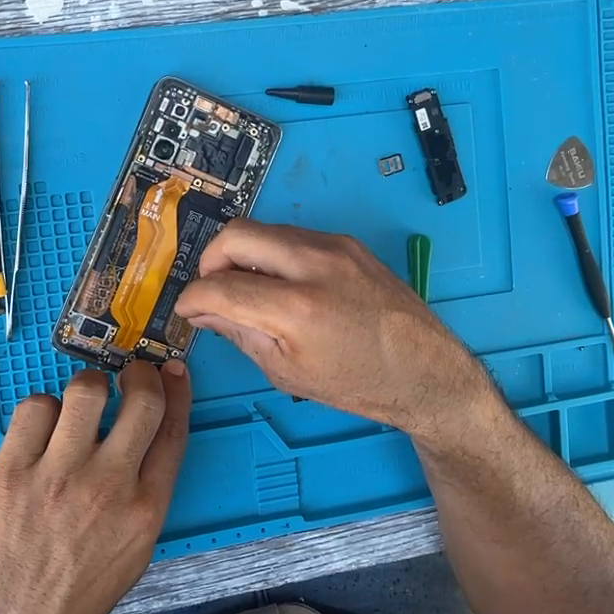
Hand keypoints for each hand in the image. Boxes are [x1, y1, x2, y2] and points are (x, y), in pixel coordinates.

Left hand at [0, 361, 192, 613]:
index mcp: (145, 508)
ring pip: (85, 390)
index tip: (171, 370)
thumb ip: (149, 487)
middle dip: (138, 375)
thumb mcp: (137, 546)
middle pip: (141, 400)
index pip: (173, 429)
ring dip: (88, 388)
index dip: (177, 390)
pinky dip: (42, 410)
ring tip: (80, 405)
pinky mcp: (12, 470)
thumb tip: (153, 428)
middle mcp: (107, 486)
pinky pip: (35, 407)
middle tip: (127, 376)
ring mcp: (57, 475)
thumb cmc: (82, 585)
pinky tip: (43, 431)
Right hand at [173, 220, 493, 437]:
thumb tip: (204, 310)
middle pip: (235, 234)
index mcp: (297, 308)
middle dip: (211, 260)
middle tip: (212, 290)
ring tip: (247, 290)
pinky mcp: (348, 242)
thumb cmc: (357, 384)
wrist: (426, 372)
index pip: (220, 285)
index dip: (192, 298)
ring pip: (264, 229)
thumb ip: (239, 334)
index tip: (187, 310)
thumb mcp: (287, 372)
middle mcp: (314, 264)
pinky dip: (273, 254)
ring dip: (243, 255)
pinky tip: (280, 285)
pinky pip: (293, 235)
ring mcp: (334, 246)